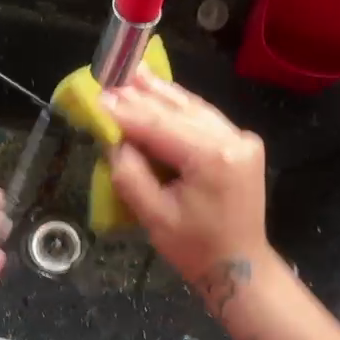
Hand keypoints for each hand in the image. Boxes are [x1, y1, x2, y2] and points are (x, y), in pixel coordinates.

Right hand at [100, 69, 271, 308]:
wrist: (239, 265)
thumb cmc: (194, 248)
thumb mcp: (154, 217)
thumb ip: (130, 174)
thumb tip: (114, 141)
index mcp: (212, 158)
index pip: (160, 127)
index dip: (126, 112)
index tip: (98, 98)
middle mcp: (233, 140)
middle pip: (179, 110)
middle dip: (143, 96)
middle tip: (112, 75)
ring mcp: (241, 139)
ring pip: (194, 109)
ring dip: (162, 94)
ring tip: (134, 73)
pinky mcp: (241, 145)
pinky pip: (205, 119)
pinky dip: (180, 109)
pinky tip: (160, 94)